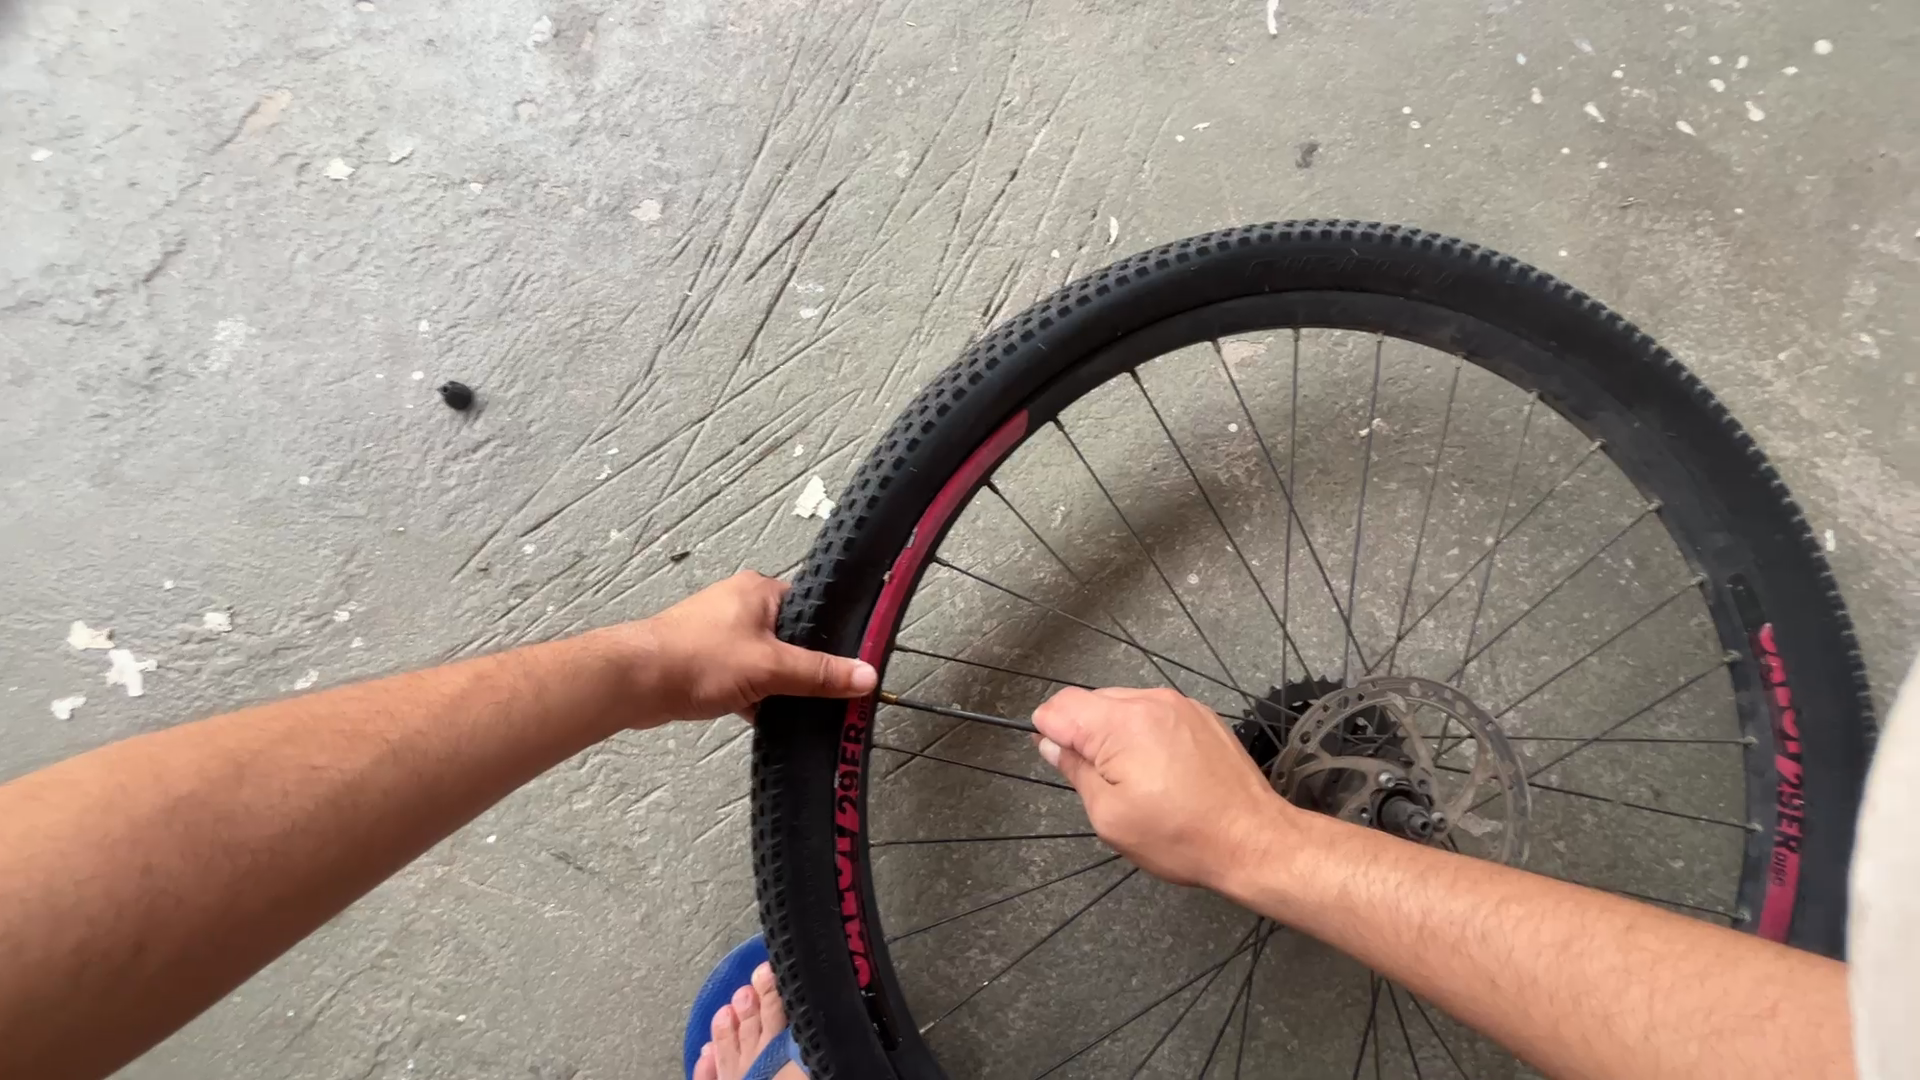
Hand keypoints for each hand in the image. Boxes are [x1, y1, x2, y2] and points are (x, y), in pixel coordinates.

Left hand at [610, 572, 876, 725]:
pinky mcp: (707, 661)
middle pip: (792, 637)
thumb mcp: (771, 666)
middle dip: (805, 666)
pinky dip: (756, 696)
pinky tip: (767, 717)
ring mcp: (722, 634)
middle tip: (828, 689)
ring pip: (768, 660)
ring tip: (797, 705)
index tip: (850, 659)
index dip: (831, 633)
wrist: (633, 684)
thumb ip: (821, 673)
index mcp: (760, 590)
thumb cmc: (697, 658)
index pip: (812, 605)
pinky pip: (745, 678)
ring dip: (778, 684)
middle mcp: (742, 606)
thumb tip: (866, 676)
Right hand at [1032, 687, 1292, 888]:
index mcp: (1121, 723)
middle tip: (1098, 778)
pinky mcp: (1200, 714)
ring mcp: (1179, 704)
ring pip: (1121, 704)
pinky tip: (1160, 768)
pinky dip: (1143, 732)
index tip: (1059, 759)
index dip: (1049, 731)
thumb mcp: (1110, 816)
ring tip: (1133, 776)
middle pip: (1090, 701)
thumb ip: (1074, 771)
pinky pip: (1153, 711)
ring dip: (1113, 731)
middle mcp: (1149, 701)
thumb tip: (1049, 744)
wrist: (1255, 841)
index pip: (1061, 706)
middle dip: (1082, 733)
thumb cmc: (1180, 837)